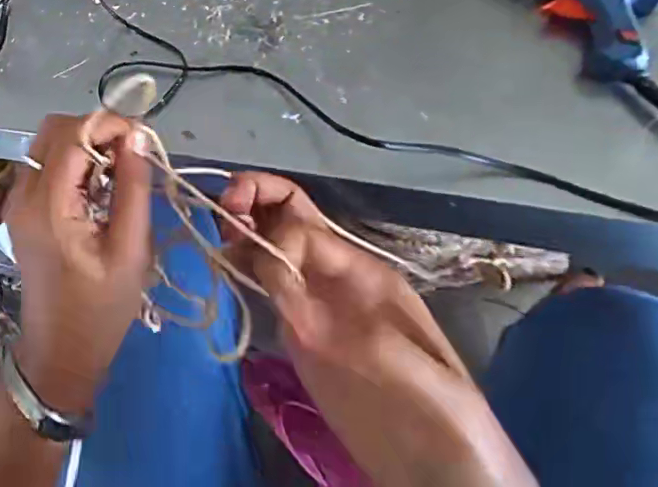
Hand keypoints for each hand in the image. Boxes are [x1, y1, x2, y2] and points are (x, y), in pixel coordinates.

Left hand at [7, 112, 154, 413]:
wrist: (60, 352)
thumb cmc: (100, 309)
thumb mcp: (130, 250)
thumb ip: (133, 187)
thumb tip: (137, 136)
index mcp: (48, 203)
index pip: (73, 134)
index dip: (109, 125)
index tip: (142, 139)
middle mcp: (23, 192)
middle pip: (55, 128)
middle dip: (96, 129)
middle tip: (131, 153)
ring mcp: (17, 198)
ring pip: (48, 141)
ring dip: (84, 142)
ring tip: (118, 170)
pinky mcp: (20, 206)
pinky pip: (44, 162)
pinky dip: (72, 159)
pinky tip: (97, 185)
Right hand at [219, 174, 531, 485]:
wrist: (441, 470)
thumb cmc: (432, 407)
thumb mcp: (388, 352)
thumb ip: (327, 308)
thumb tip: (268, 266)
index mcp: (359, 269)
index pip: (305, 225)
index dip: (277, 233)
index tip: (255, 256)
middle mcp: (331, 274)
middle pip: (287, 216)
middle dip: (252, 197)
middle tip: (222, 208)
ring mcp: (314, 301)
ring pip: (270, 244)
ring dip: (241, 226)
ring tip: (217, 234)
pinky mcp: (299, 332)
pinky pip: (264, 282)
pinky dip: (240, 264)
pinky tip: (223, 265)